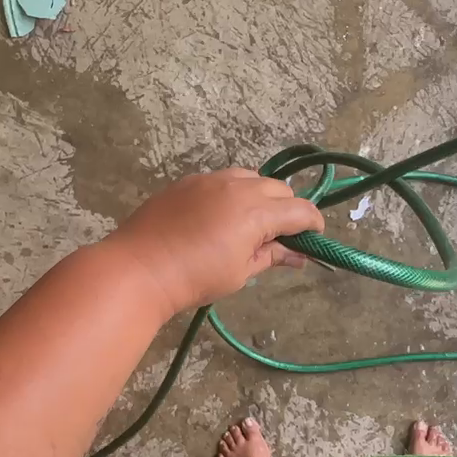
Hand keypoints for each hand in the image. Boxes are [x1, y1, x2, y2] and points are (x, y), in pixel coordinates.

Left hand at [102, 169, 324, 314]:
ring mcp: (211, 179)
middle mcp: (238, 187)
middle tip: (281, 236)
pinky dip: (235, 193)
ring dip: (262, 196)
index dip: (313, 224)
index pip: (300, 210)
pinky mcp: (189, 181)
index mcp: (255, 213)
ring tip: (251, 224)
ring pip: (252, 178)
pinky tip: (222, 218)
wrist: (141, 268)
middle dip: (288, 209)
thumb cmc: (196, 278)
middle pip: (279, 189)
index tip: (315, 238)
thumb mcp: (241, 273)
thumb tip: (299, 256)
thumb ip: (272, 257)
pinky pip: (224, 179)